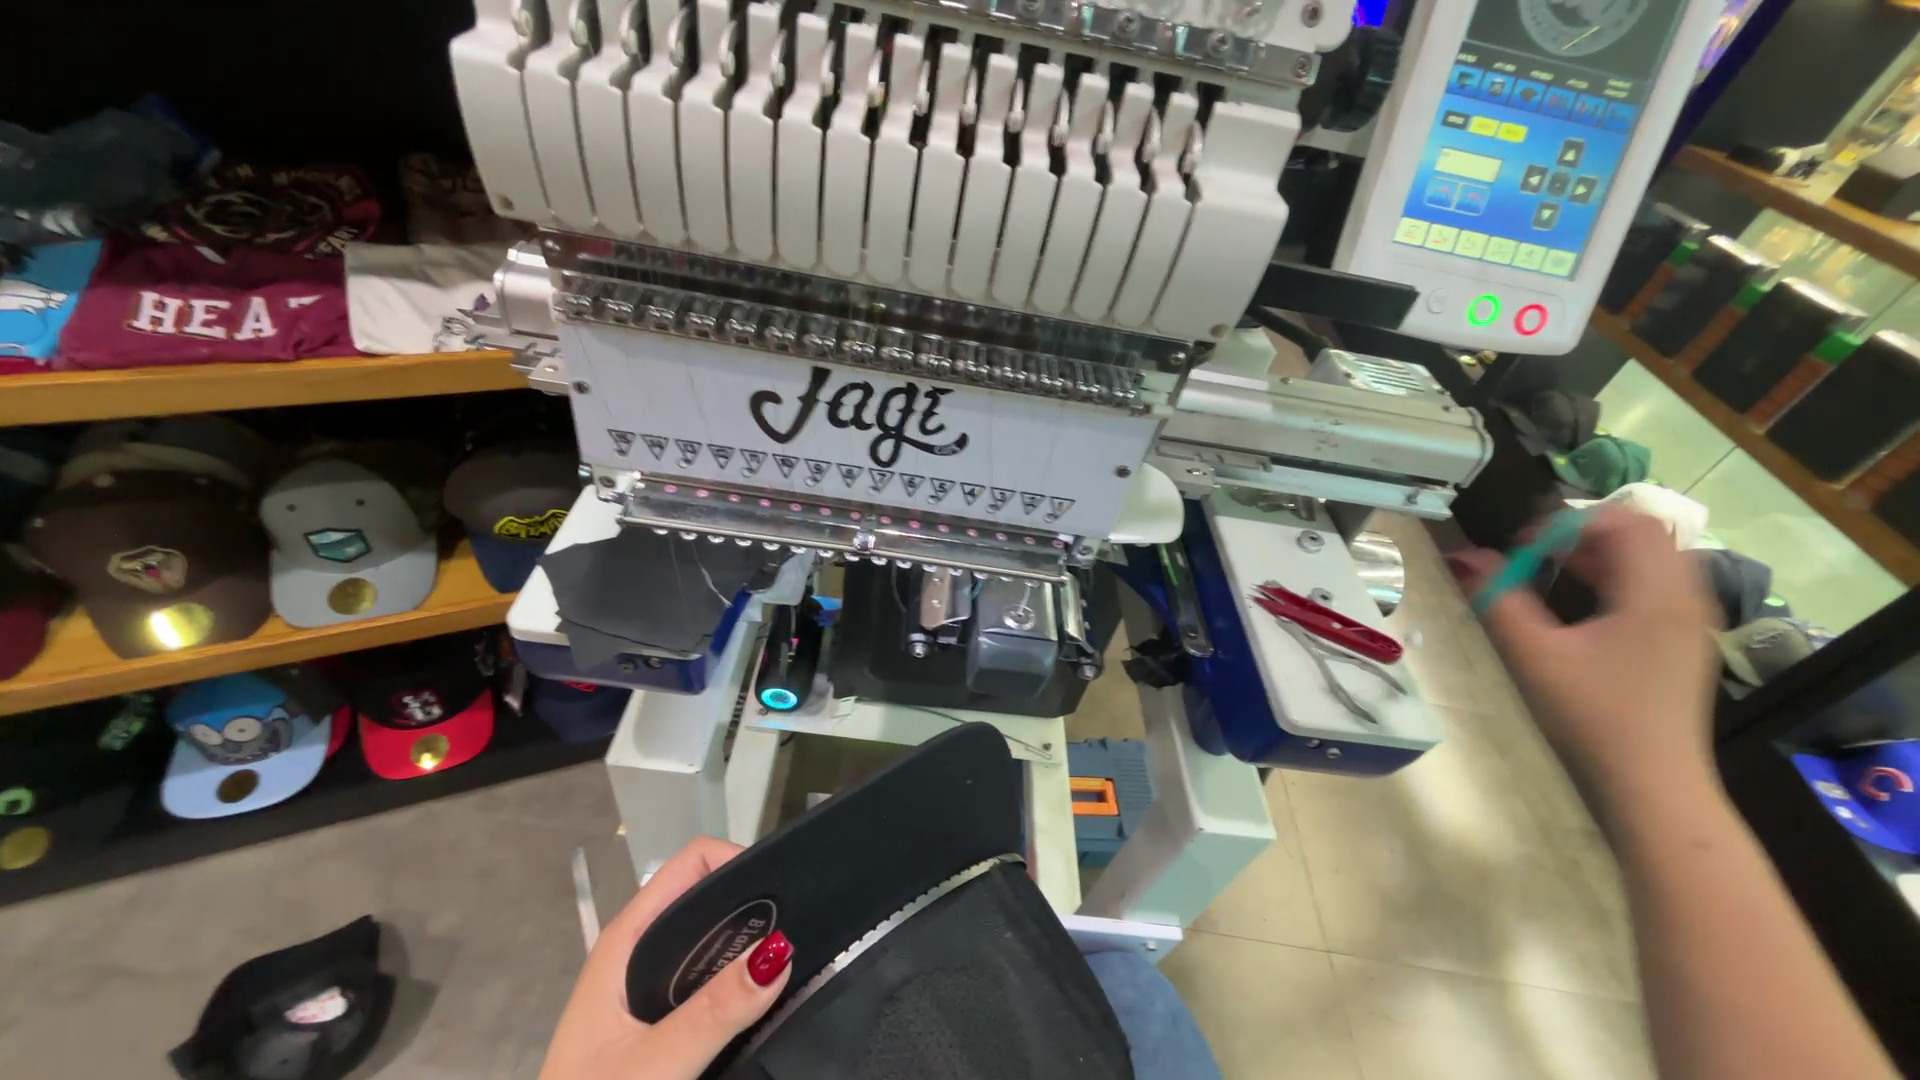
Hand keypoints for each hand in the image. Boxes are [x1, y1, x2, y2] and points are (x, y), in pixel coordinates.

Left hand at [542, 837, 795, 1079]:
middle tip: (802, 931)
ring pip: (711, 943)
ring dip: (751, 947)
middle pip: (708, 897)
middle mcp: (640, 951)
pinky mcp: (660, 1020)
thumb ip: (714, 1012)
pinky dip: (741, 982)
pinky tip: (767, 1001)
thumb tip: (779, 948)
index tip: (784, 894)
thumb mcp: (654, 1064)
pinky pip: (710, 982)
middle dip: (754, 905)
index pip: (692, 864)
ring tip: (797, 962)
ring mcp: (649, 987)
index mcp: (627, 939)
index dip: (739, 863)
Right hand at [1448, 507, 1720, 801]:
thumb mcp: (1534, 655)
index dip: (1571, 522)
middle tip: (1537, 553)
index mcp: (1657, 595)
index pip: (1627, 522)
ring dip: (1602, 553)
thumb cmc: (1592, 715)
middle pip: (1644, 534)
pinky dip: (1618, 577)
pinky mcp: (1685, 641)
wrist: (1653, 781)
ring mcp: (1692, 621)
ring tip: (1553, 572)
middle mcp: (1686, 598)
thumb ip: (1497, 599)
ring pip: (1653, 558)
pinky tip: (1582, 603)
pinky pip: (1658, 585)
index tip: (1525, 546)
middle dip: (1585, 533)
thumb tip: (1463, 556)